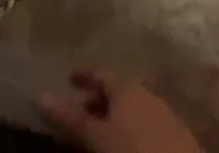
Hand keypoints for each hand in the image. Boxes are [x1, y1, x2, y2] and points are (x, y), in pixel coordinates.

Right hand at [37, 70, 203, 152]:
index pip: (101, 73)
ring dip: (116, 120)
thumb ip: (69, 118)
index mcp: (128, 89)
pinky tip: (127, 147)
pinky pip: (148, 128)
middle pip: (118, 93)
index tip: (69, 81)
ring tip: (101, 136)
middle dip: (98, 102)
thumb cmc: (133, 152)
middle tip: (80, 116)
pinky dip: (132, 132)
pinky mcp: (181, 141)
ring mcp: (168, 118)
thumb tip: (38, 95)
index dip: (83, 77)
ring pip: (135, 112)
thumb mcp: (96, 138)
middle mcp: (149, 96)